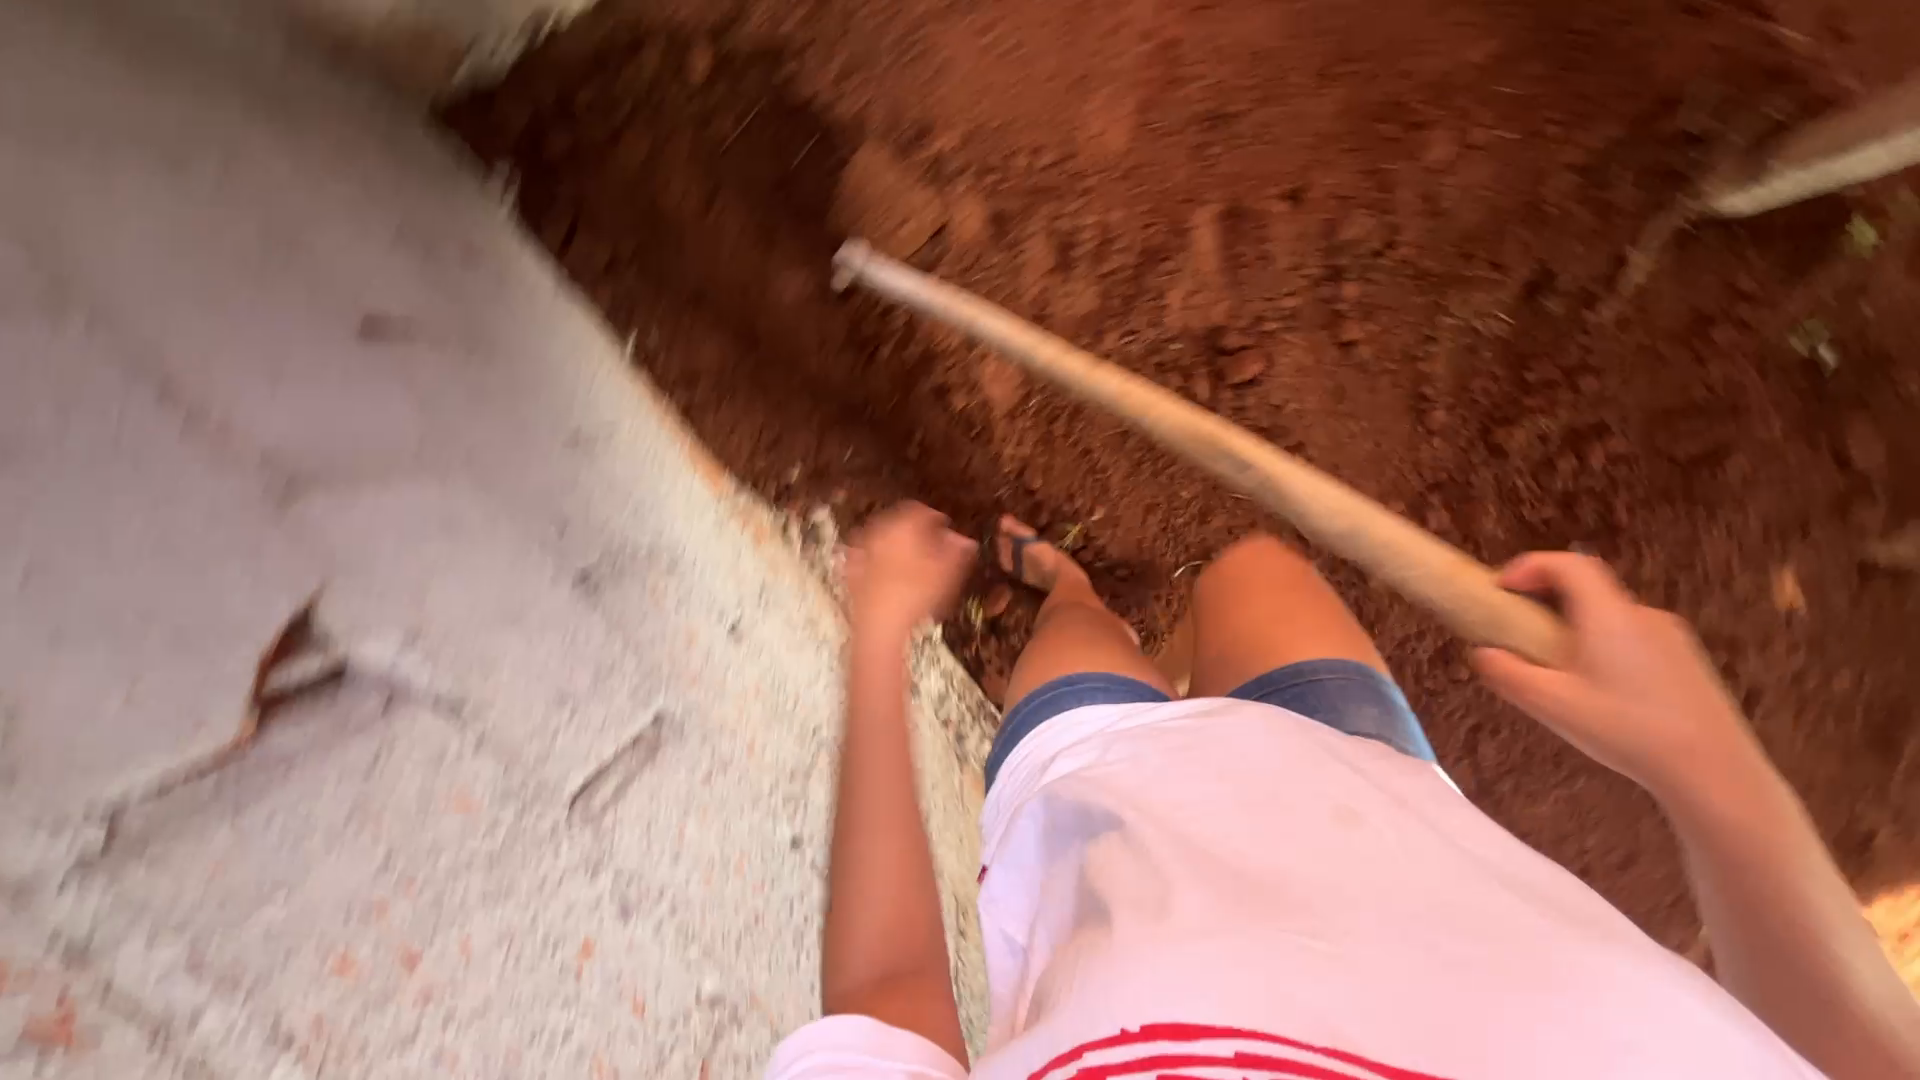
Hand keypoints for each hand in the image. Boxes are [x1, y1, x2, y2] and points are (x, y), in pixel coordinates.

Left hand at [843, 502, 977, 639]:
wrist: (880, 624)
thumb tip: (965, 540)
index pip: (921, 510)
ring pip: (882, 538)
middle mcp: (879, 529)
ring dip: (896, 544)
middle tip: (930, 546)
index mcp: (903, 523)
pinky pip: (867, 556)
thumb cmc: (918, 593)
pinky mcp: (850, 568)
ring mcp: (861, 547)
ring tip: (910, 561)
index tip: (946, 530)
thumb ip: (958, 550)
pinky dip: (878, 560)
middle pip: (899, 521)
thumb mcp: (948, 571)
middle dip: (915, 531)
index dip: (936, 519)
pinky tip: (888, 574)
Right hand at [1471, 552, 1761, 799]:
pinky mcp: (1687, 661)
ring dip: (1572, 626)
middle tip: (1520, 632)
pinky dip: (1601, 645)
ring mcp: (1672, 638)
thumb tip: (1483, 652)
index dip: (1528, 566)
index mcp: (1609, 617)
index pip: (1568, 564)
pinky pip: (1631, 637)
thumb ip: (1504, 672)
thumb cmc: (1627, 731)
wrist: (1716, 773)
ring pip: (1609, 615)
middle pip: (1587, 589)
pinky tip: (1598, 690)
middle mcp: (1644, 616)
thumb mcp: (1549, 704)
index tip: (1502, 589)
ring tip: (1556, 669)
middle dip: (1545, 601)